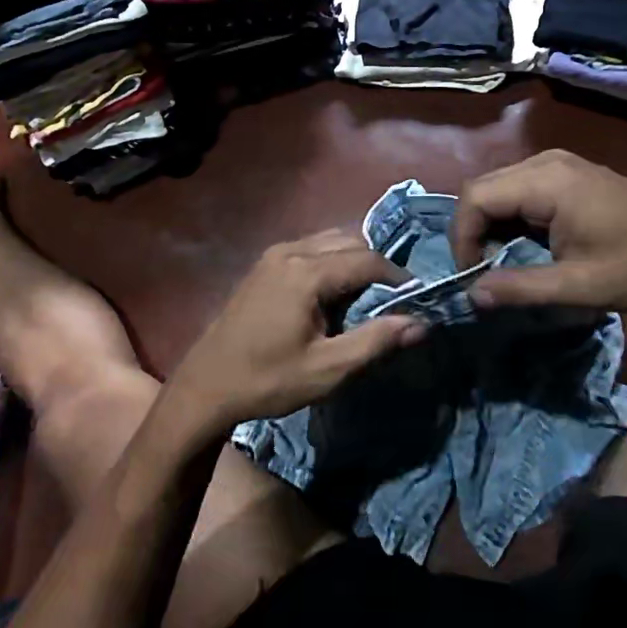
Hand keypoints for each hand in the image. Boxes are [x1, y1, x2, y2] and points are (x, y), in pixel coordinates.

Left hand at [166, 229, 427, 427]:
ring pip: (330, 241)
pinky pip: (311, 249)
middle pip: (349, 241)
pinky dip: (332, 262)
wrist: (206, 386)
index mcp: (306, 273)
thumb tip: (420, 323)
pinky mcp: (264, 264)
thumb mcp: (328, 369)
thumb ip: (375, 341)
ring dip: (353, 261)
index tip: (415, 298)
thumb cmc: (268, 380)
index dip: (397, 276)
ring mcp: (274, 254)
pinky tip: (332, 295)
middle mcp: (290, 251)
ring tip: (364, 298)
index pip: (367, 260)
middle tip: (390, 299)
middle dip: (375, 265)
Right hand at [451, 150, 626, 311]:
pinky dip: (510, 218)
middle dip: (473, 231)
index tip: (474, 277)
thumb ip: (520, 289)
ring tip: (502, 262)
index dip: (463, 238)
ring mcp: (558, 164)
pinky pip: (519, 189)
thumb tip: (471, 294)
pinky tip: (525, 245)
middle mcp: (547, 162)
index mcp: (548, 182)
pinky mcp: (567, 173)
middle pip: (482, 188)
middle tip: (483, 272)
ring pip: (498, 188)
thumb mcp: (579, 287)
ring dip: (490, 225)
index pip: (475, 198)